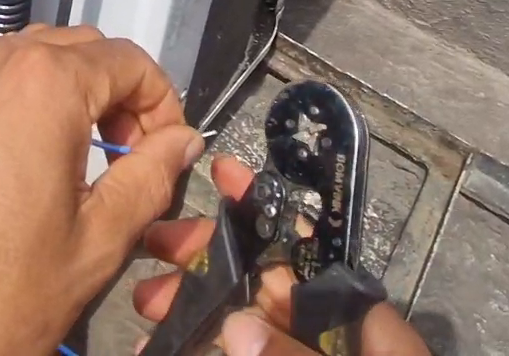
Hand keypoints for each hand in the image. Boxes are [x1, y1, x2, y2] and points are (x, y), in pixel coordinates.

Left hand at [0, 25, 205, 355]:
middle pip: (89, 51)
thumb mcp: (93, 243)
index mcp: (44, 83)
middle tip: (141, 157)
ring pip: (47, 57)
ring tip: (98, 160)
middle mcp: (0, 63)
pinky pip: (8, 78)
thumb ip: (149, 179)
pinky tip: (49, 160)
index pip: (131, 61)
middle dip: (125, 96)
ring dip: (84, 94)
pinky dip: (41, 100)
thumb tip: (180, 144)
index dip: (164, 105)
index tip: (170, 148)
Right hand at [134, 156, 431, 355]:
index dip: (263, 207)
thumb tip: (234, 324)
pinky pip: (245, 353)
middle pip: (262, 281)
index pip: (306, 248)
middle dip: (208, 260)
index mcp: (360, 323)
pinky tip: (170, 343)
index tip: (219, 172)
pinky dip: (208, 345)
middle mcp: (332, 337)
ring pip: (244, 324)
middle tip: (155, 250)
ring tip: (147, 308)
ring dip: (196, 309)